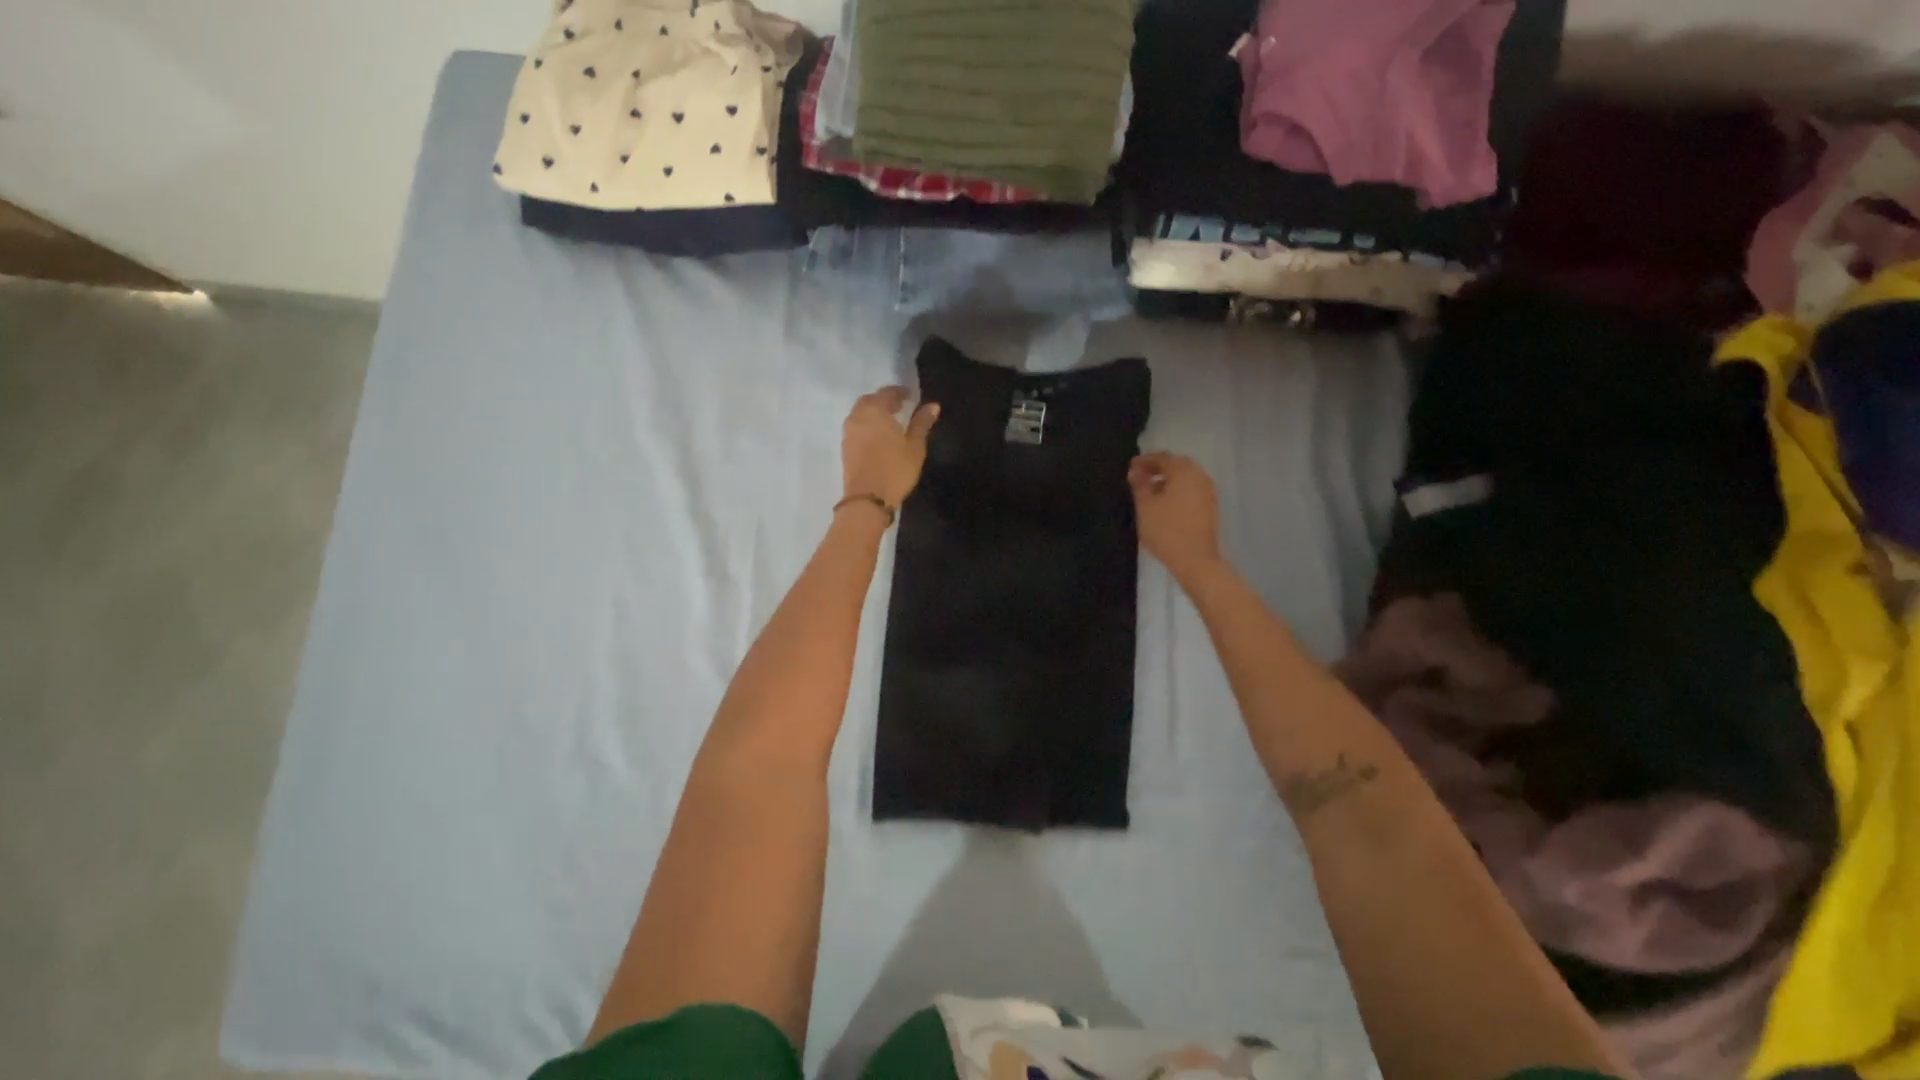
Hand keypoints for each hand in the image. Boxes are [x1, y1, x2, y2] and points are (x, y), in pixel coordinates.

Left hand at [842, 386, 938, 510]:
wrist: (867, 499)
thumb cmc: (895, 470)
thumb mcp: (915, 447)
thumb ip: (921, 423)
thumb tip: (932, 405)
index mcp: (876, 411)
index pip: (887, 393)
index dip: (899, 392)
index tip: (911, 397)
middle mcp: (858, 416)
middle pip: (870, 400)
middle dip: (884, 400)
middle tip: (899, 407)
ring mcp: (849, 432)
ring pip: (860, 413)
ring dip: (874, 412)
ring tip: (889, 421)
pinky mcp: (845, 446)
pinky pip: (856, 426)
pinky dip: (867, 425)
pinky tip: (878, 435)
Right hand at [1128, 451, 1222, 584]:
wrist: (1195, 560)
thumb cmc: (1166, 530)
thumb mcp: (1145, 506)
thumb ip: (1140, 485)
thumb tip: (1135, 471)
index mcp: (1184, 471)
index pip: (1162, 457)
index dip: (1145, 460)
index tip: (1130, 467)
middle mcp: (1199, 476)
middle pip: (1177, 465)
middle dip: (1158, 468)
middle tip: (1140, 476)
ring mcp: (1208, 491)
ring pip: (1185, 478)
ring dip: (1168, 480)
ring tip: (1150, 491)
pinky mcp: (1210, 506)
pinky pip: (1191, 490)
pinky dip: (1178, 490)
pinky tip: (1165, 503)